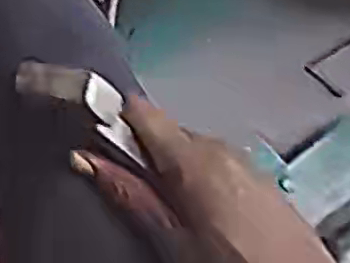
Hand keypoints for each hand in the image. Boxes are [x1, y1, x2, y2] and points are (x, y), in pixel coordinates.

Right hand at [72, 97, 333, 262]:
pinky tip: (212, 217)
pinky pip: (219, 163)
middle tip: (142, 193)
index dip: (113, 120)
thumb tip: (85, 158)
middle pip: (162, 129)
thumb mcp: (173, 241)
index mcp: (190, 155)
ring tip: (181, 213)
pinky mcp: (265, 180)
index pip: (135, 107)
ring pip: (191, 147)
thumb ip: (128, 193)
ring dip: (177, 168)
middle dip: (147, 154)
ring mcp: (245, 161)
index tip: (101, 141)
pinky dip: (206, 180)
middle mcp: (218, 146)